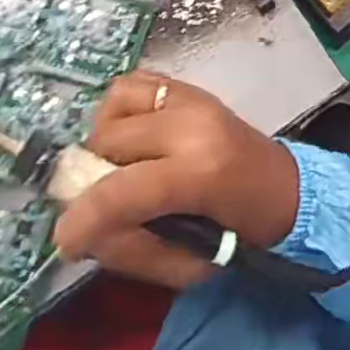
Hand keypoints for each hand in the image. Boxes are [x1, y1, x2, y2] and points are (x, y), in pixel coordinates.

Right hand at [54, 73, 299, 288]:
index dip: (82, 218)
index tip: (65, 239)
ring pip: (111, 109)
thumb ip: (127, 247)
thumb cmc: (241, 235)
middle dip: (97, 179)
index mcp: (199, 172)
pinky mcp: (187, 86)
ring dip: (106, 143)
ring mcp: (189, 97)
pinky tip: (133, 136)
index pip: (121, 190)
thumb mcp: (186, 264)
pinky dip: (118, 112)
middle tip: (108, 203)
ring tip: (125, 166)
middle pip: (108, 143)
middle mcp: (191, 123)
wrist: (285, 190)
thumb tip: (79, 230)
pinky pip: (130, 86)